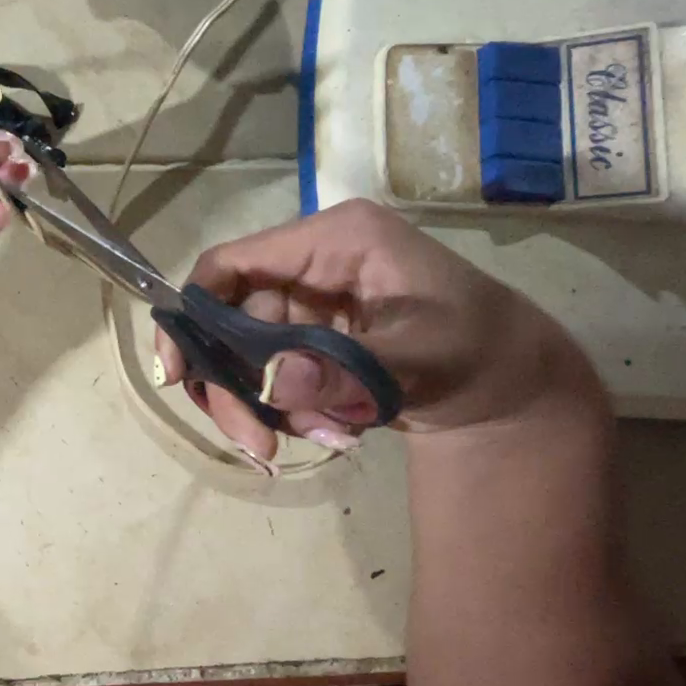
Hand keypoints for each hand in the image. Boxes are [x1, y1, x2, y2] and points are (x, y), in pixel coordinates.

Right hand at [155, 199, 606, 459]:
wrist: (509, 393)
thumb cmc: (478, 354)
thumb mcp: (419, 360)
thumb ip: (344, 368)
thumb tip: (270, 380)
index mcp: (332, 241)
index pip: (229, 264)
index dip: (191, 313)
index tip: (177, 373)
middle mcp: (306, 266)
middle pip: (226, 323)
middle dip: (232, 387)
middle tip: (254, 444)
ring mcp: (303, 307)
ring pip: (238, 358)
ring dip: (259, 407)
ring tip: (310, 440)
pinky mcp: (303, 342)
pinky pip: (262, 377)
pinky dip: (281, 413)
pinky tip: (325, 431)